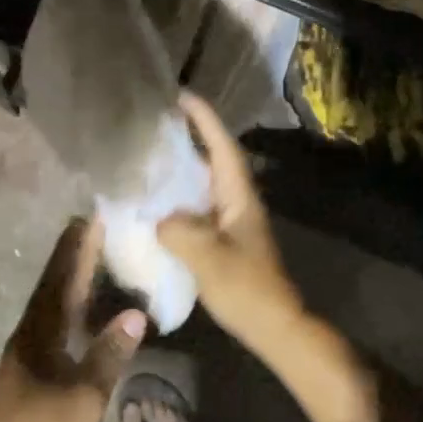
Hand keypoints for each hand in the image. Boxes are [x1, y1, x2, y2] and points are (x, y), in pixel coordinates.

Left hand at [0, 218, 147, 421]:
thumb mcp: (82, 398)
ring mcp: (28, 355)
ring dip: (75, 280)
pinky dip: (75, 308)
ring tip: (99, 257)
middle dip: (75, 257)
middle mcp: (29, 335)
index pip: (59, 278)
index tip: (92, 215)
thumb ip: (108, 354)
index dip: (75, 248)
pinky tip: (90, 311)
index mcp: (36, 333)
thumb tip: (136, 312)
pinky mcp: (33, 373)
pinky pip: (56, 325)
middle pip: (54, 286)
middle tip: (99, 227)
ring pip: (54, 305)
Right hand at [156, 93, 301, 344]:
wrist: (273, 326)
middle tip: (156, 119)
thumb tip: (158, 217)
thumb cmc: (246, 288)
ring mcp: (231, 219)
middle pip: (213, 156)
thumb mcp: (208, 258)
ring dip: (182, 164)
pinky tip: (156, 201)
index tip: (181, 95)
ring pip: (203, 181)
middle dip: (190, 134)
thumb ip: (179, 231)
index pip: (221, 145)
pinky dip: (178, 195)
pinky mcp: (223, 238)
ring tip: (149, 151)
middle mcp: (236, 199)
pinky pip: (197, 204)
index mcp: (238, 194)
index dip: (203, 118)